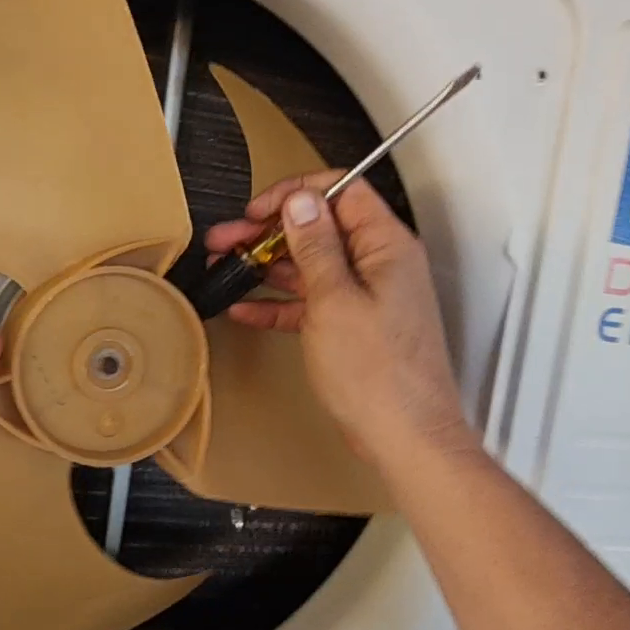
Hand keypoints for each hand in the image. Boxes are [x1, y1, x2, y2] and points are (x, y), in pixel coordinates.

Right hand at [204, 174, 475, 464]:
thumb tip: (301, 202)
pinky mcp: (353, 326)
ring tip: (226, 266)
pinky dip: (278, 303)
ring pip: (309, 265)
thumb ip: (315, 247)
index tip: (258, 211)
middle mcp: (379, 265)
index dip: (295, 194)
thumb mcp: (334, 300)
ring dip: (266, 265)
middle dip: (268, 231)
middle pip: (318, 228)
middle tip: (227, 239)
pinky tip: (245, 308)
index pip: (342, 191)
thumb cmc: (379, 376)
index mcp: (386, 247)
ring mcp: (366, 296)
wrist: (404, 437)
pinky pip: (310, 301)